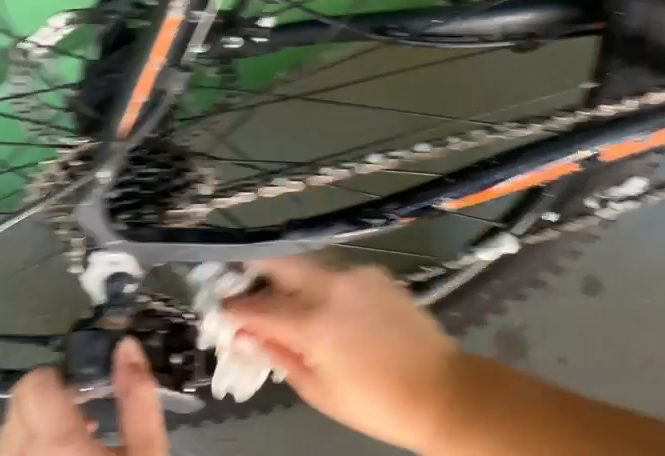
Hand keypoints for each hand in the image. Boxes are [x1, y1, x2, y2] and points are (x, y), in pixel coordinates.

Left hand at [0, 339, 167, 455]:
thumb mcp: (147, 452)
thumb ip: (138, 397)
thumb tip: (127, 346)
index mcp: (55, 441)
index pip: (33, 383)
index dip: (58, 375)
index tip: (85, 384)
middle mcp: (21, 455)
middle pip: (19, 401)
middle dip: (49, 394)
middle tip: (83, 404)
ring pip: (9, 429)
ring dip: (36, 420)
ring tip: (76, 431)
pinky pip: (10, 451)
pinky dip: (29, 444)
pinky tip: (62, 454)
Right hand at [221, 257, 463, 451]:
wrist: (442, 390)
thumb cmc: (375, 402)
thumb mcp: (318, 389)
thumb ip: (278, 354)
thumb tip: (246, 334)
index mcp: (311, 320)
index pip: (256, 306)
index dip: (233, 308)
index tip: (222, 311)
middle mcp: (328, 284)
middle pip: (277, 261)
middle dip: (255, 271)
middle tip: (245, 289)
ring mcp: (354, 273)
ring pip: (306, 261)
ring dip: (288, 274)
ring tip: (284, 297)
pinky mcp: (375, 271)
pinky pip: (336, 269)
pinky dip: (321, 281)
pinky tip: (327, 303)